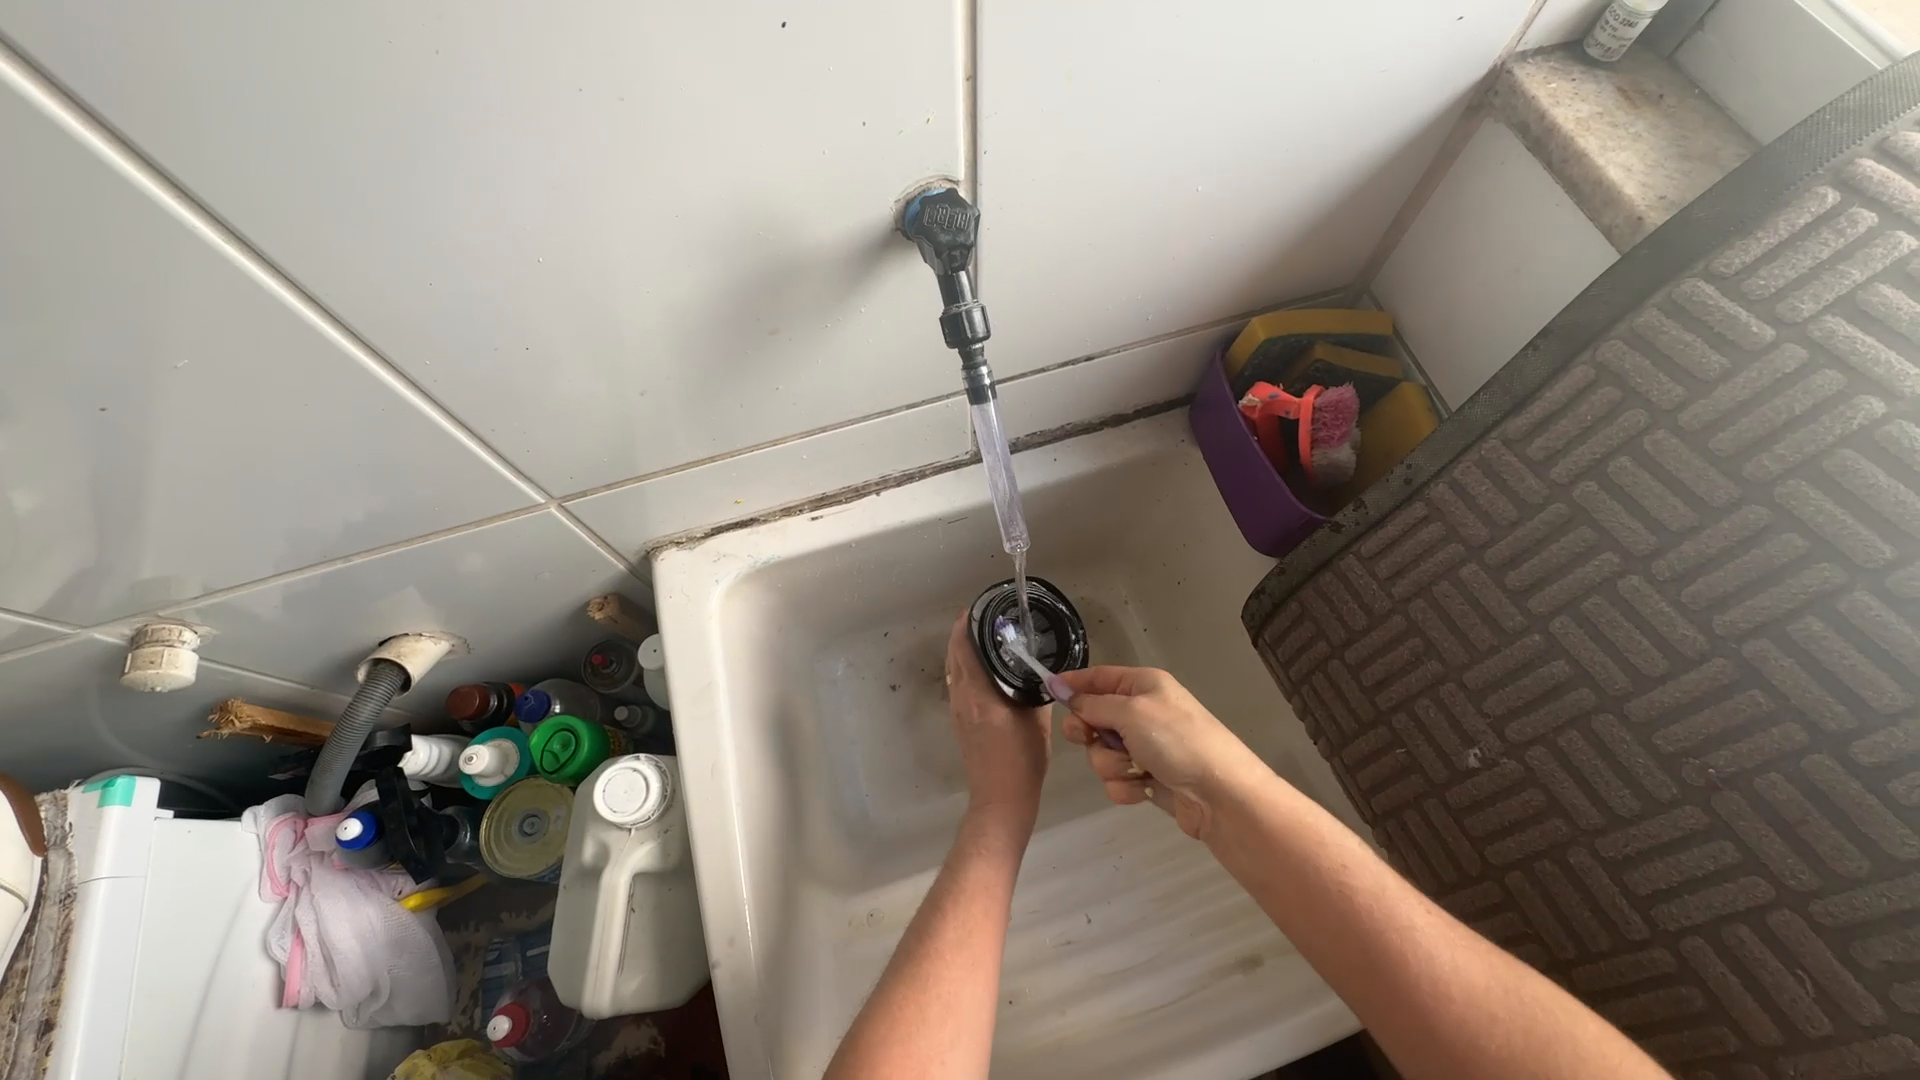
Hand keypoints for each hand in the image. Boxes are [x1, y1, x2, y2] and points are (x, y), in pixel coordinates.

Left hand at [943, 611, 1049, 821]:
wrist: (1001, 799)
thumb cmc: (1023, 761)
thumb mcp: (1038, 721)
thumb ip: (1037, 689)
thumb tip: (1039, 667)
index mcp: (980, 696)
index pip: (965, 650)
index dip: (967, 625)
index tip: (978, 608)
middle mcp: (962, 698)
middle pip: (954, 655)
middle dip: (963, 632)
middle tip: (982, 615)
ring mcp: (957, 710)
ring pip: (953, 669)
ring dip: (961, 649)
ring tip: (981, 634)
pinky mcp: (958, 721)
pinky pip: (957, 682)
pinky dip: (964, 666)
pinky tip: (981, 665)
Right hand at [1054, 666, 1267, 840]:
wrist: (1221, 795)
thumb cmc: (1177, 740)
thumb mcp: (1131, 712)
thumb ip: (1092, 703)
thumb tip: (1059, 686)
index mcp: (1144, 686)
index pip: (1099, 677)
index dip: (1074, 684)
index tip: (1048, 692)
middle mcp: (1143, 712)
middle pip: (1094, 718)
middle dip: (1091, 733)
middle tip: (1091, 738)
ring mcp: (1146, 748)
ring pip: (1101, 753)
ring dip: (1112, 764)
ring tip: (1137, 769)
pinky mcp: (1148, 779)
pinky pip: (1116, 780)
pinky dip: (1126, 786)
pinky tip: (1145, 789)